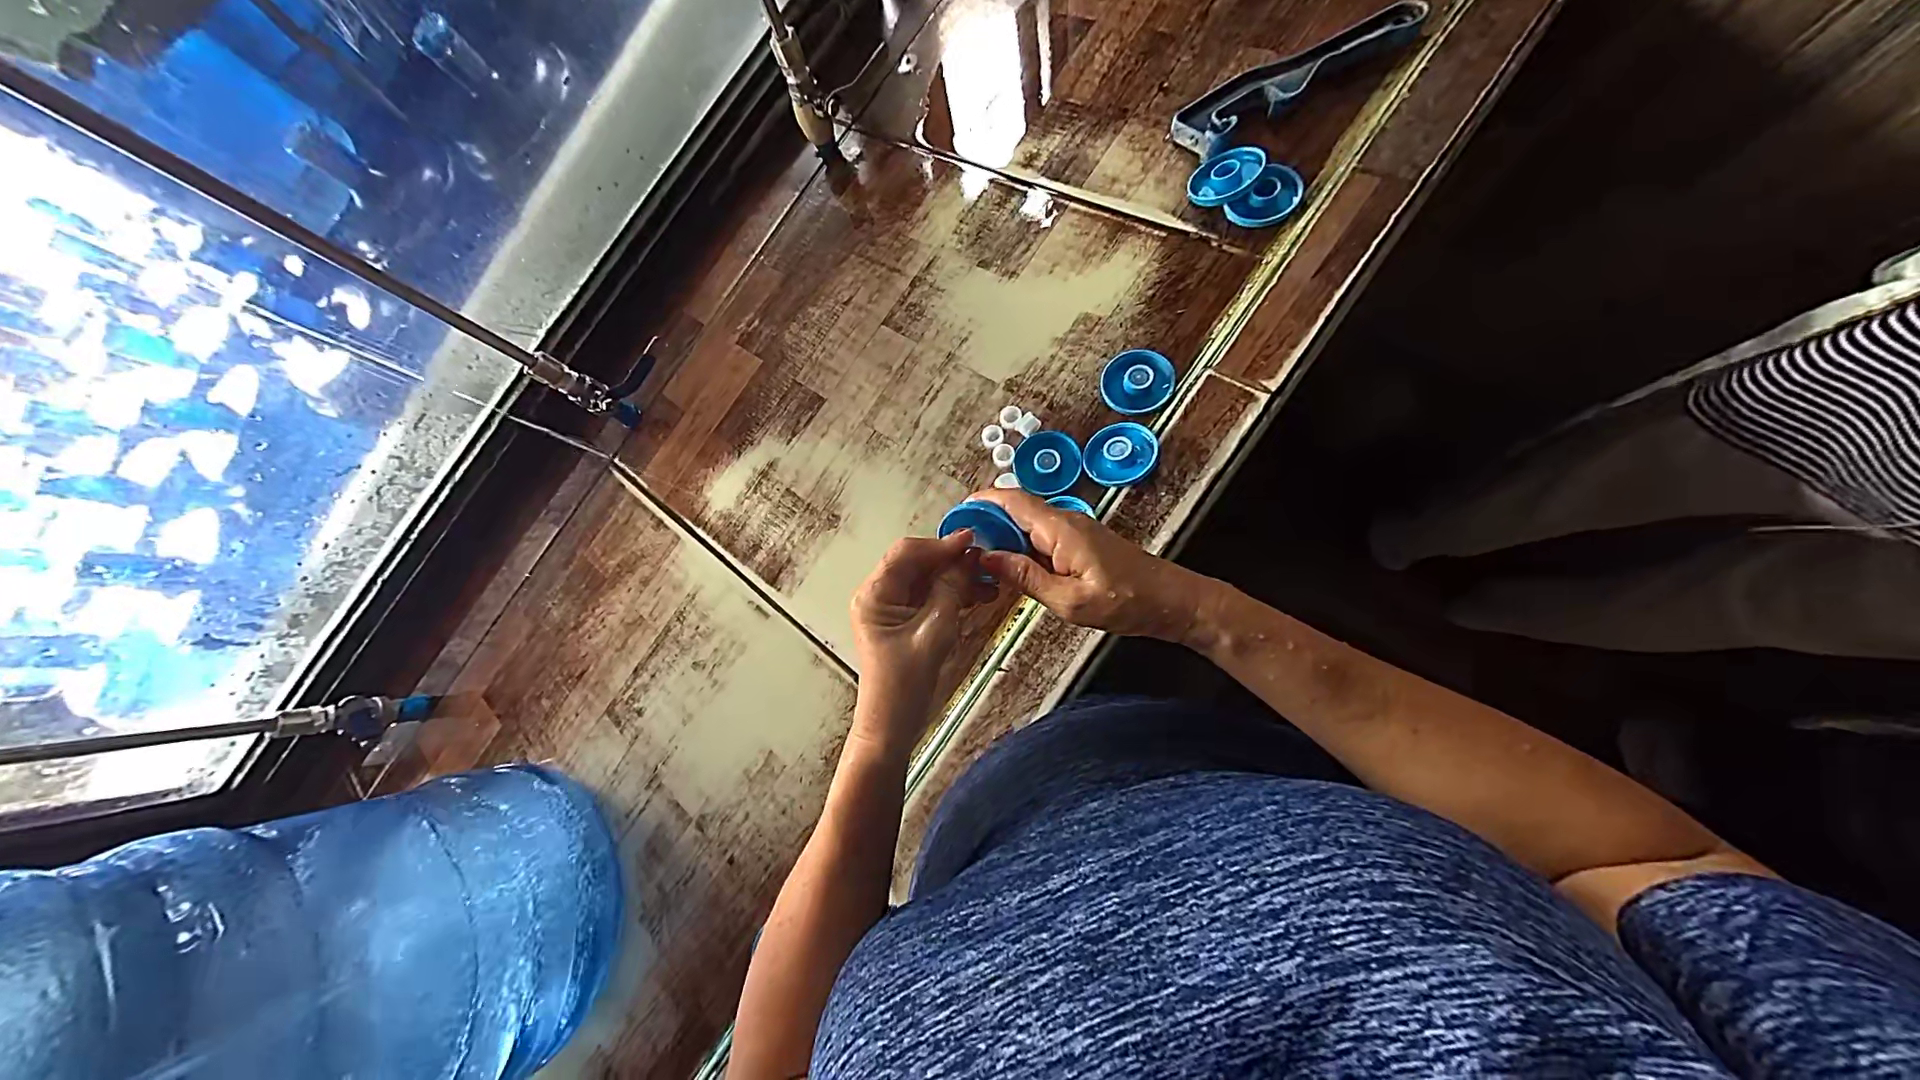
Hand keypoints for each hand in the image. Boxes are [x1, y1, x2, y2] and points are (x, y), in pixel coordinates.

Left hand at [849, 530, 993, 702]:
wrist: (892, 725)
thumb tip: (967, 559)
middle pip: (918, 563)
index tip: (972, 541)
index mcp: (874, 595)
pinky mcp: (904, 620)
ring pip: (927, 578)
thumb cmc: (903, 687)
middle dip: (953, 561)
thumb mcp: (936, 631)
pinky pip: (930, 596)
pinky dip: (953, 593)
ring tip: (988, 584)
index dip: (941, 544)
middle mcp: (878, 596)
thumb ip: (952, 589)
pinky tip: (977, 596)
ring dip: (957, 578)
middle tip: (985, 562)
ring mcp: (891, 608)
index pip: (907, 553)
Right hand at [969, 490, 1216, 644]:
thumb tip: (989, 559)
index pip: (1012, 501)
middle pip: (1015, 511)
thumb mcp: (1069, 601)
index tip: (957, 515)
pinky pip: (1041, 538)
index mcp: (1061, 529)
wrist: (1171, 601)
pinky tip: (1013, 570)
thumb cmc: (1128, 602)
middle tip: (962, 549)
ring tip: (980, 563)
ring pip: (1027, 525)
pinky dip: (1021, 548)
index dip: (981, 502)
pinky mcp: (1080, 543)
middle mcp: (1066, 522)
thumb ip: (1026, 578)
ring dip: (1003, 539)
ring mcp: (1074, 531)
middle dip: (986, 524)